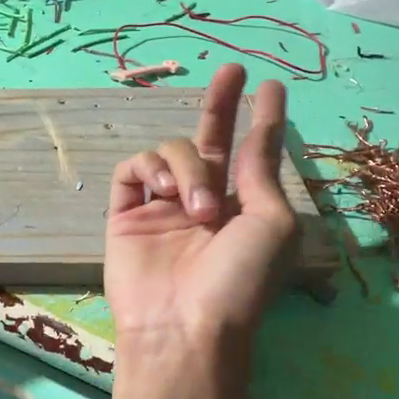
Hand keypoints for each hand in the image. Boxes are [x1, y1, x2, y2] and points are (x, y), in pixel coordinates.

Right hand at [105, 64, 297, 398]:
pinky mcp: (126, 214)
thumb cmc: (240, 281)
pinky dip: (148, 169)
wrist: (183, 326)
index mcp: (244, 207)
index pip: (251, 152)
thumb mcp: (272, 224)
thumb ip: (260, 173)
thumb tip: (257, 136)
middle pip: (207, 139)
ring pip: (170, 152)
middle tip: (230, 71)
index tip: (271, 86)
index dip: (262, 118)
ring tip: (197, 207)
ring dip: (188, 169)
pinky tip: (162, 192)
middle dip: (220, 104)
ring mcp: (162, 207)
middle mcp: (202, 201)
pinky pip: (132, 170)